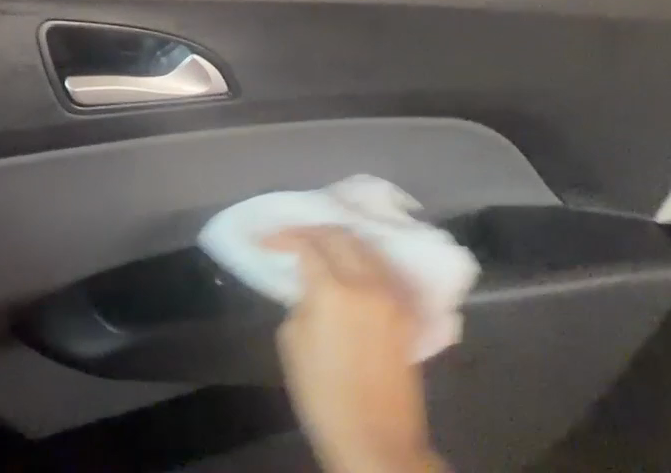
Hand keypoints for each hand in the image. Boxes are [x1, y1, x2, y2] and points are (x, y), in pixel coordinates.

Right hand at [265, 227, 446, 472]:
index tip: (263, 242)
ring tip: (318, 248)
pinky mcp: (407, 315)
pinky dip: (363, 261)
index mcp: (334, 290)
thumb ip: (299, 301)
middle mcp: (368, 285)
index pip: (306, 243)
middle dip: (311, 232)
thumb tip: (308, 288)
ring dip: (340, 242)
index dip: (281, 237)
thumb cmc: (321, 392)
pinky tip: (349, 268)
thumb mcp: (291, 338)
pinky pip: (384, 272)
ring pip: (367, 249)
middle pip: (341, 236)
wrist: (375, 438)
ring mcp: (393, 299)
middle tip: (290, 239)